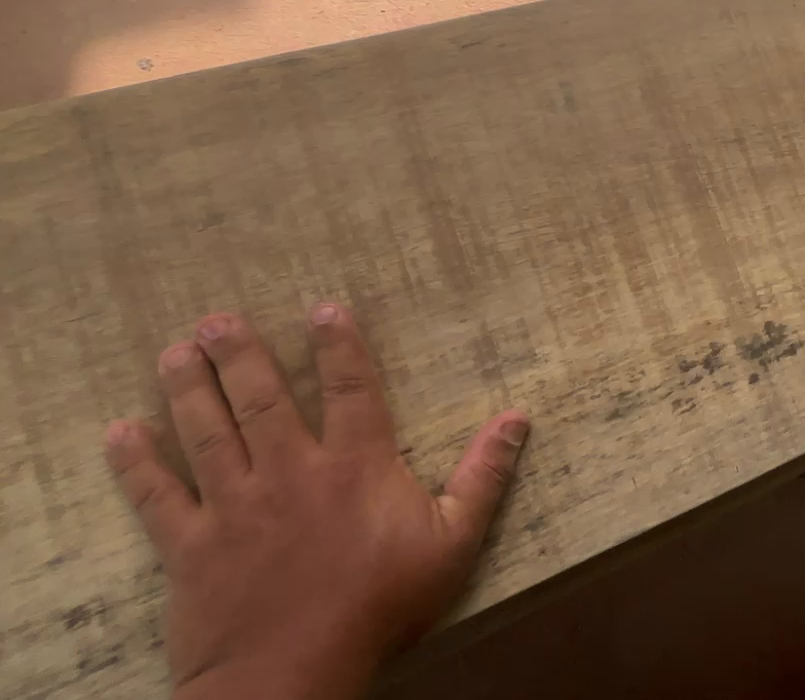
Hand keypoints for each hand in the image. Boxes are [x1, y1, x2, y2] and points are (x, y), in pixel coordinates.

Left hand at [104, 306, 528, 699]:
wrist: (293, 675)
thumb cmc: (384, 601)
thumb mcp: (456, 538)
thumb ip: (486, 473)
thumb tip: (518, 417)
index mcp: (358, 465)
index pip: (352, 389)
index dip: (340, 346)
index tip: (324, 307)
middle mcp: (293, 471)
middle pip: (264, 401)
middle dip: (242, 356)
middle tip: (218, 317)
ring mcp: (235, 506)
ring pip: (208, 434)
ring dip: (189, 389)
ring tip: (174, 349)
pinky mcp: (189, 546)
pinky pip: (156, 496)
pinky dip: (135, 463)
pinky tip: (119, 431)